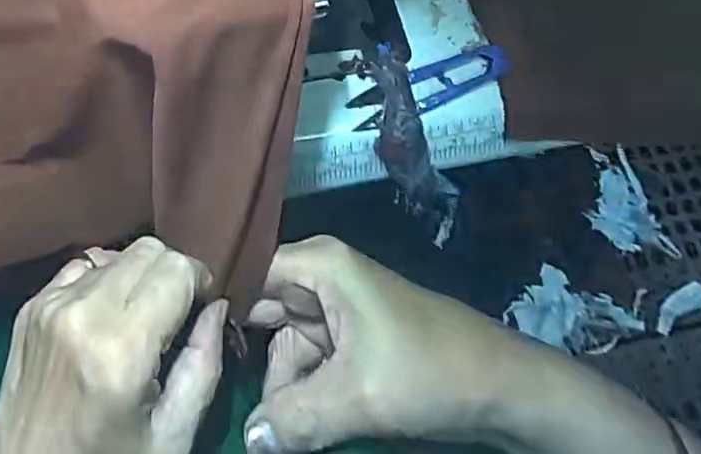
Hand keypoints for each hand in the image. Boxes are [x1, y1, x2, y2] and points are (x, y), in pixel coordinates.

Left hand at [0, 236, 228, 453]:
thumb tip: (218, 306)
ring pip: (117, 253)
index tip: (203, 306)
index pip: (176, 268)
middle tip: (176, 313)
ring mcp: (50, 304)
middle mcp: (82, 313)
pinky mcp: (31, 305)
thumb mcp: (169, 440)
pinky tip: (106, 318)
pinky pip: (83, 266)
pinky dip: (104, 281)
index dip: (200, 281)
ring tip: (139, 319)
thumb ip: (203, 367)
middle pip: (148, 250)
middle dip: (172, 273)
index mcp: (120, 350)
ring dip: (138, 276)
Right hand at [244, 236, 700, 453]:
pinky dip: (303, 391)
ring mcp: (336, 306)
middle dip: (252, 358)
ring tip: (272, 431)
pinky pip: (311, 360)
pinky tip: (295, 425)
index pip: (252, 271)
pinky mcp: (350, 337)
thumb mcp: (360, 397)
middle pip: (266, 312)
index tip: (194, 340)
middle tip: (222, 395)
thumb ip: (298, 416)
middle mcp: (321, 276)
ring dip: (281, 387)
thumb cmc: (428, 371)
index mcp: (319, 264)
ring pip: (288, 344)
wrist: (505, 389)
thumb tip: (248, 441)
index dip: (224, 304)